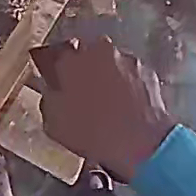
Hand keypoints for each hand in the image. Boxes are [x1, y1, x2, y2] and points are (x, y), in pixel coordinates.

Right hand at [30, 37, 174, 182]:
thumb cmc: (93, 133)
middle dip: (85, 68)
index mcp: (69, 60)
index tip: (60, 80)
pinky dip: (129, 84)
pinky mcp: (146, 70)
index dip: (59, 68)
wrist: (139, 143)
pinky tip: (127, 105)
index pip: (57, 53)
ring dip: (108, 75)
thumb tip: (50, 91)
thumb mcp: (54, 124)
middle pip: (87, 52)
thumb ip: (48, 99)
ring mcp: (124, 59)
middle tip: (84, 93)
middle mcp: (97, 51)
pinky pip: (131, 73)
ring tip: (109, 103)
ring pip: (111, 61)